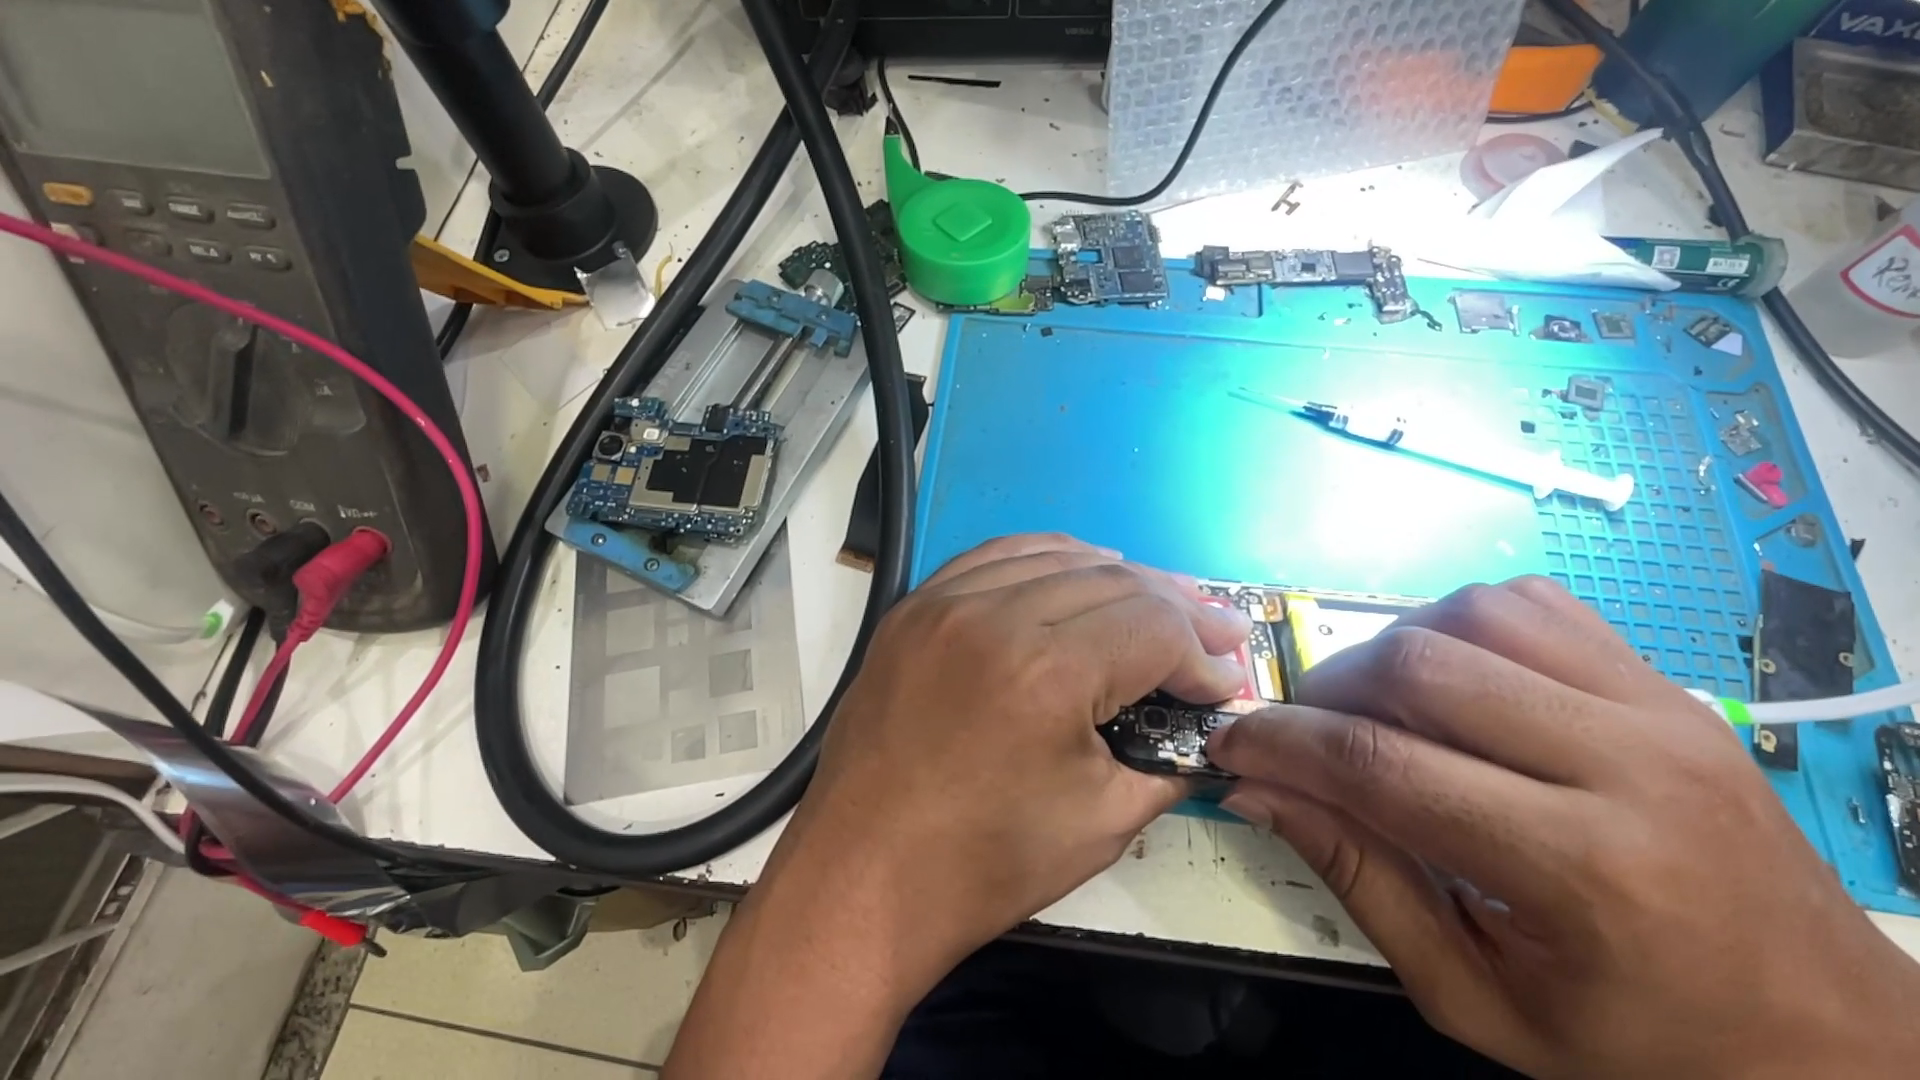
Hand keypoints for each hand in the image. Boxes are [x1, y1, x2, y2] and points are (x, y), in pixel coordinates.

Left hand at [669, 535, 1249, 1078]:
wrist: (862, 879)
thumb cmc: (984, 866)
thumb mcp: (1103, 822)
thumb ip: (1170, 759)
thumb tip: (1207, 721)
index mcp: (1046, 670)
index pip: (1153, 625)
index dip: (1202, 653)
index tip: (1222, 683)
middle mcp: (992, 615)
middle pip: (1113, 580)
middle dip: (1176, 607)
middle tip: (1215, 634)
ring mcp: (942, 603)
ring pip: (1055, 556)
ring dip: (1117, 575)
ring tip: (1158, 601)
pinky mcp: (912, 609)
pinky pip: (993, 558)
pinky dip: (1046, 561)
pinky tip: (1074, 576)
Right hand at [1208, 576, 1919, 1078]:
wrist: (1834, 1046)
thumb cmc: (1642, 1048)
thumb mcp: (1476, 998)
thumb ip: (1360, 879)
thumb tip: (1261, 792)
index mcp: (1581, 870)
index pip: (1382, 766)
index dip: (1283, 744)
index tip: (1230, 743)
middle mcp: (1627, 765)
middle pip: (1421, 667)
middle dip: (1326, 689)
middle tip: (1299, 731)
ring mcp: (1660, 712)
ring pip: (1474, 614)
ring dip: (1391, 646)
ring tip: (1370, 704)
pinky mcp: (1670, 689)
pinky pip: (1538, 607)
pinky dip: (1461, 622)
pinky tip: (1448, 676)